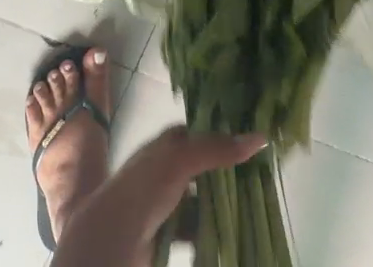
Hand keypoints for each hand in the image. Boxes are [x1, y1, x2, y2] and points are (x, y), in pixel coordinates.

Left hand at [50, 125, 265, 266]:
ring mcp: (163, 203)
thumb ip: (215, 149)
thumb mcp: (179, 160)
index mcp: (162, 147)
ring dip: (219, 205)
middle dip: (224, 173)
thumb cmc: (144, 189)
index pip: (193, 133)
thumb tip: (259, 137)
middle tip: (256, 177)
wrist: (113, 239)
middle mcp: (162, 171)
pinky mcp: (165, 232)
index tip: (247, 141)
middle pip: (199, 168)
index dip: (217, 134)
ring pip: (198, 200)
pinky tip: (227, 232)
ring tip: (249, 206)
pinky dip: (208, 231)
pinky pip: (193, 228)